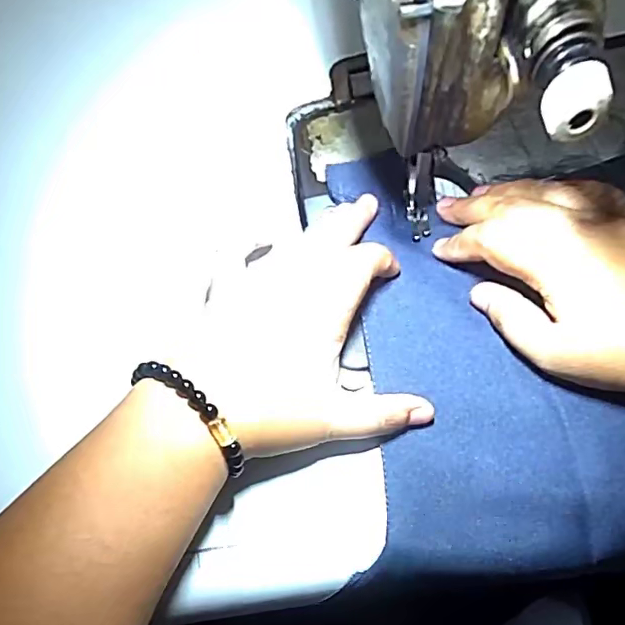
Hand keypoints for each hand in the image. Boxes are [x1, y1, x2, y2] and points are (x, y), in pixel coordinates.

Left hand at [168, 193, 433, 458]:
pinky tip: (254, 238)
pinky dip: (246, 243)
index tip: (390, 268)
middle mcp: (291, 288)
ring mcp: (254, 287)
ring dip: (312, 229)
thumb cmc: (267, 415)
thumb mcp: (333, 418)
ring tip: (326, 219)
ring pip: (290, 244)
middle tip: (364, 206)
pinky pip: (234, 257)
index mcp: (324, 311)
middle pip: (328, 241)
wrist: (200, 410)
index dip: (381, 260)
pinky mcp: (222, 296)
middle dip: (350, 222)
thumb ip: (382, 413)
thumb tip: (424, 412)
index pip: (360, 265)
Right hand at [432, 180, 624, 406]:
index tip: (440, 250)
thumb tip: (480, 294)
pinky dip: (557, 188)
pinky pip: (585, 189)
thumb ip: (510, 318)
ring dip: (510, 191)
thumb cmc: (619, 354)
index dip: (462, 244)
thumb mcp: (552, 351)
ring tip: (484, 194)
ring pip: (546, 190)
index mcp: (550, 253)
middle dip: (476, 207)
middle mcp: (574, 222)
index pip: (492, 238)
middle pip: (514, 204)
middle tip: (448, 208)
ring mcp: (605, 214)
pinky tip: (550, 191)